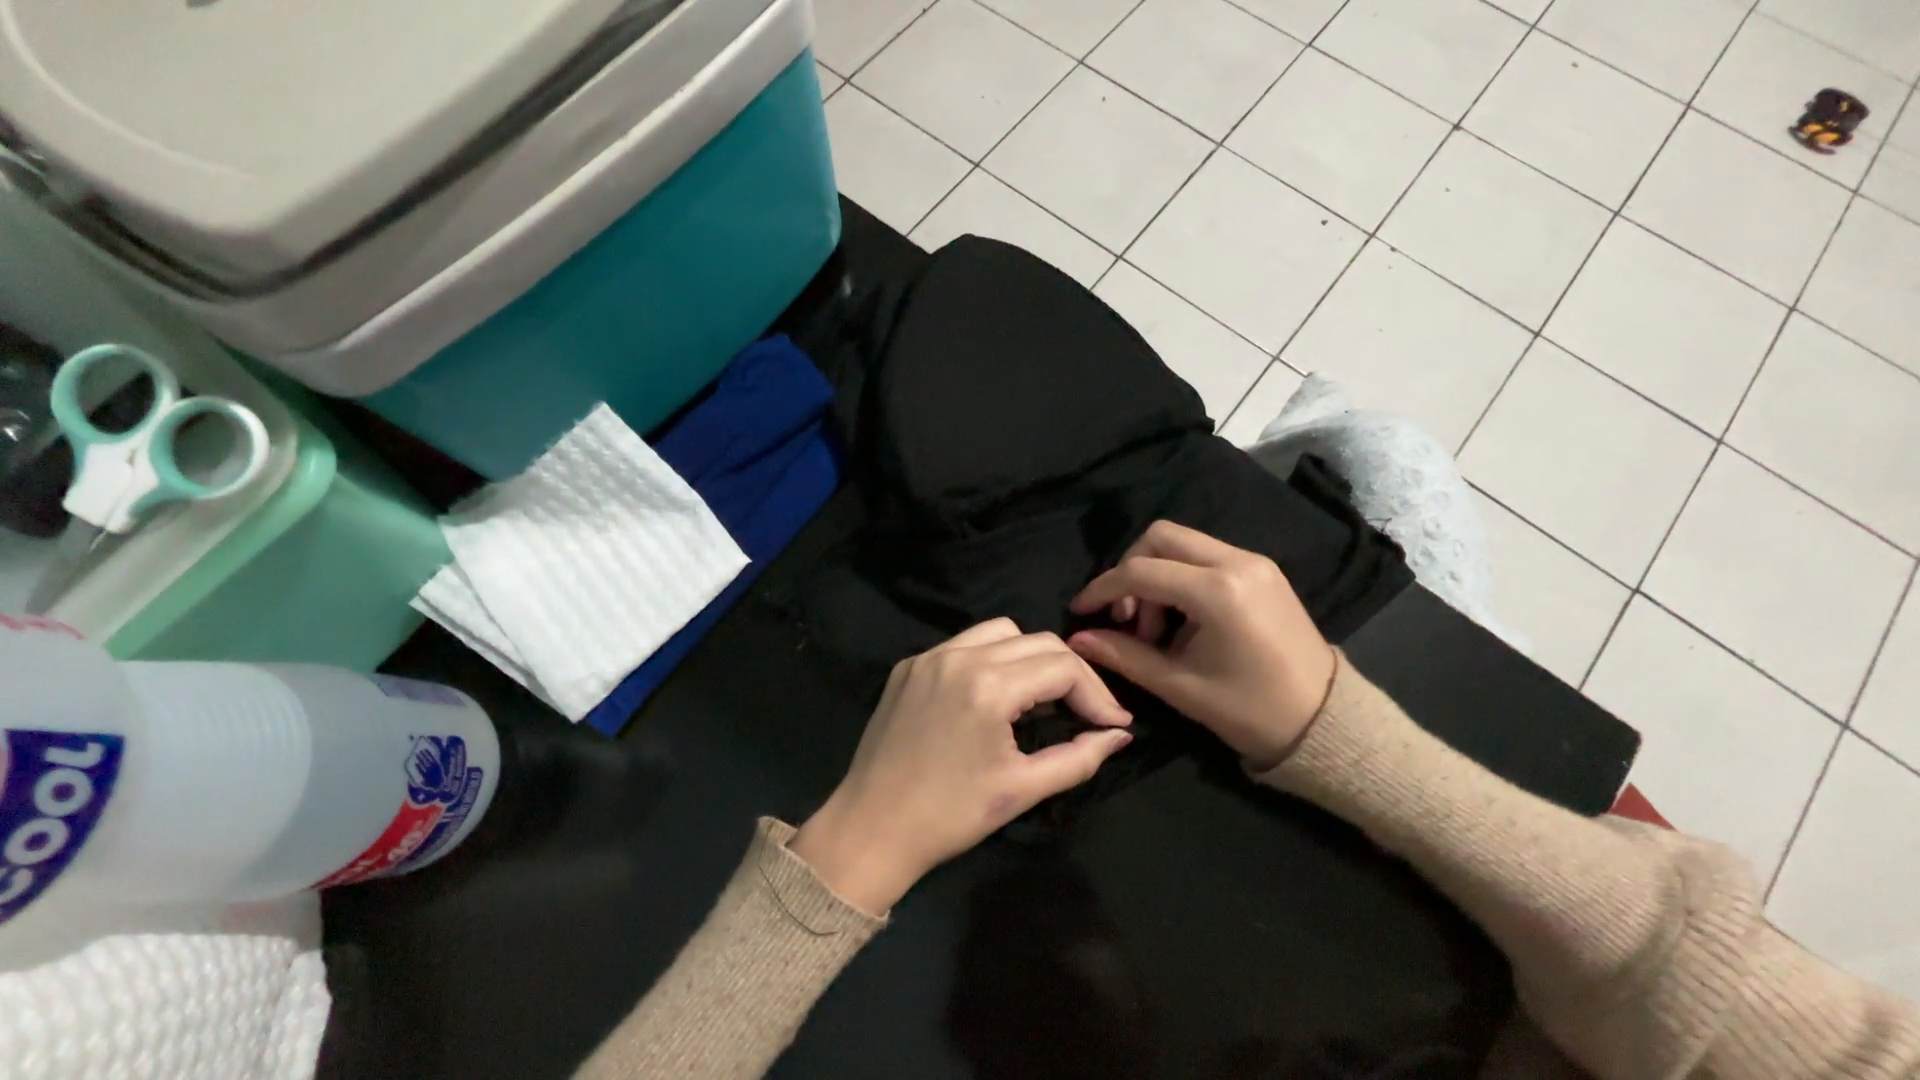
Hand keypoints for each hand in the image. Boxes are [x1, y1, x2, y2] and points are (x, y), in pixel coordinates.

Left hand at [790, 619, 1134, 913]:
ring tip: (1043, 700)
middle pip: (1038, 641)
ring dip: (1032, 658)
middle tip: (1088, 712)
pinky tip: (997, 695)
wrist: (871, 828)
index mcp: (988, 687)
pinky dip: (992, 659)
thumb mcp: (1022, 789)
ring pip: (1001, 632)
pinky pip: (964, 644)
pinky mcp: (909, 666)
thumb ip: (1079, 758)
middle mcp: (958, 656)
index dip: (1097, 694)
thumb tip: (1119, 735)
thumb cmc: (950, 816)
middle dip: (1071, 674)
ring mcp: (929, 657)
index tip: (1113, 724)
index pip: (1062, 667)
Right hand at [1066, 521, 1335, 770]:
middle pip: (1161, 537)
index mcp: (1218, 591)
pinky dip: (1182, 578)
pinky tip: (1181, 620)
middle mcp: (1237, 562)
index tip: (1080, 611)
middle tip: (1124, 617)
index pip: (1140, 571)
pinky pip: (1207, 557)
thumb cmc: (1250, 711)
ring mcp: (1255, 562)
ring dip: (1157, 575)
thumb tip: (1078, 638)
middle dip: (1130, 570)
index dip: (1102, 589)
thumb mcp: (1180, 686)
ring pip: (1184, 543)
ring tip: (1155, 630)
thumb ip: (1124, 655)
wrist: (1325, 723)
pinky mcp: (1264, 571)